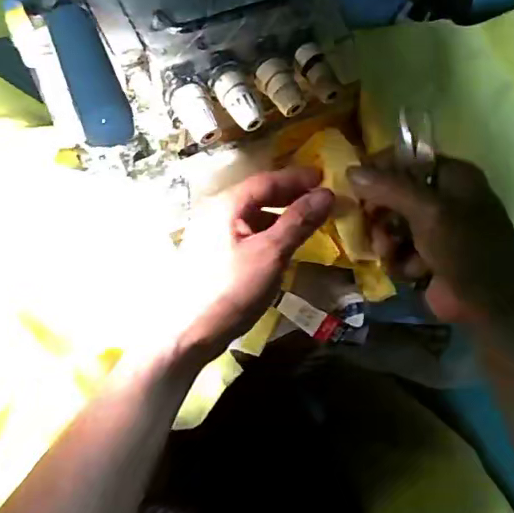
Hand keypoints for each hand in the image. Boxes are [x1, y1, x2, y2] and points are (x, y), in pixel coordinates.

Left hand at [170, 167, 332, 361]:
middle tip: (319, 198)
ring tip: (305, 223)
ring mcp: (209, 235)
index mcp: (226, 204)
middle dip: (289, 196)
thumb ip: (298, 222)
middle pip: (256, 195)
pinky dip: (265, 234)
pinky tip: (280, 248)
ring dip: (278, 216)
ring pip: (249, 216)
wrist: (186, 334)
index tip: (324, 177)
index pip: (267, 180)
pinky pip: (243, 234)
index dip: (297, 178)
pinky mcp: (209, 257)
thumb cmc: (230, 290)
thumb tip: (327, 193)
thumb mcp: (270, 254)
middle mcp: (214, 213)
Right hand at [347, 157, 513, 326]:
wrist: (490, 304)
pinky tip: (412, 272)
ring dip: (387, 242)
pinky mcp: (425, 257)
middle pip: (392, 194)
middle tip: (372, 224)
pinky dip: (399, 262)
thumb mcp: (429, 212)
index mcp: (452, 176)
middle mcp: (442, 198)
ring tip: (392, 254)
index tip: (354, 184)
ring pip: (389, 226)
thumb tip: (350, 170)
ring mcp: (433, 230)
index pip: (405, 159)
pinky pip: (396, 252)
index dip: (378, 170)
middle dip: (380, 214)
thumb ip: (389, 188)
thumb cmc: (466, 248)